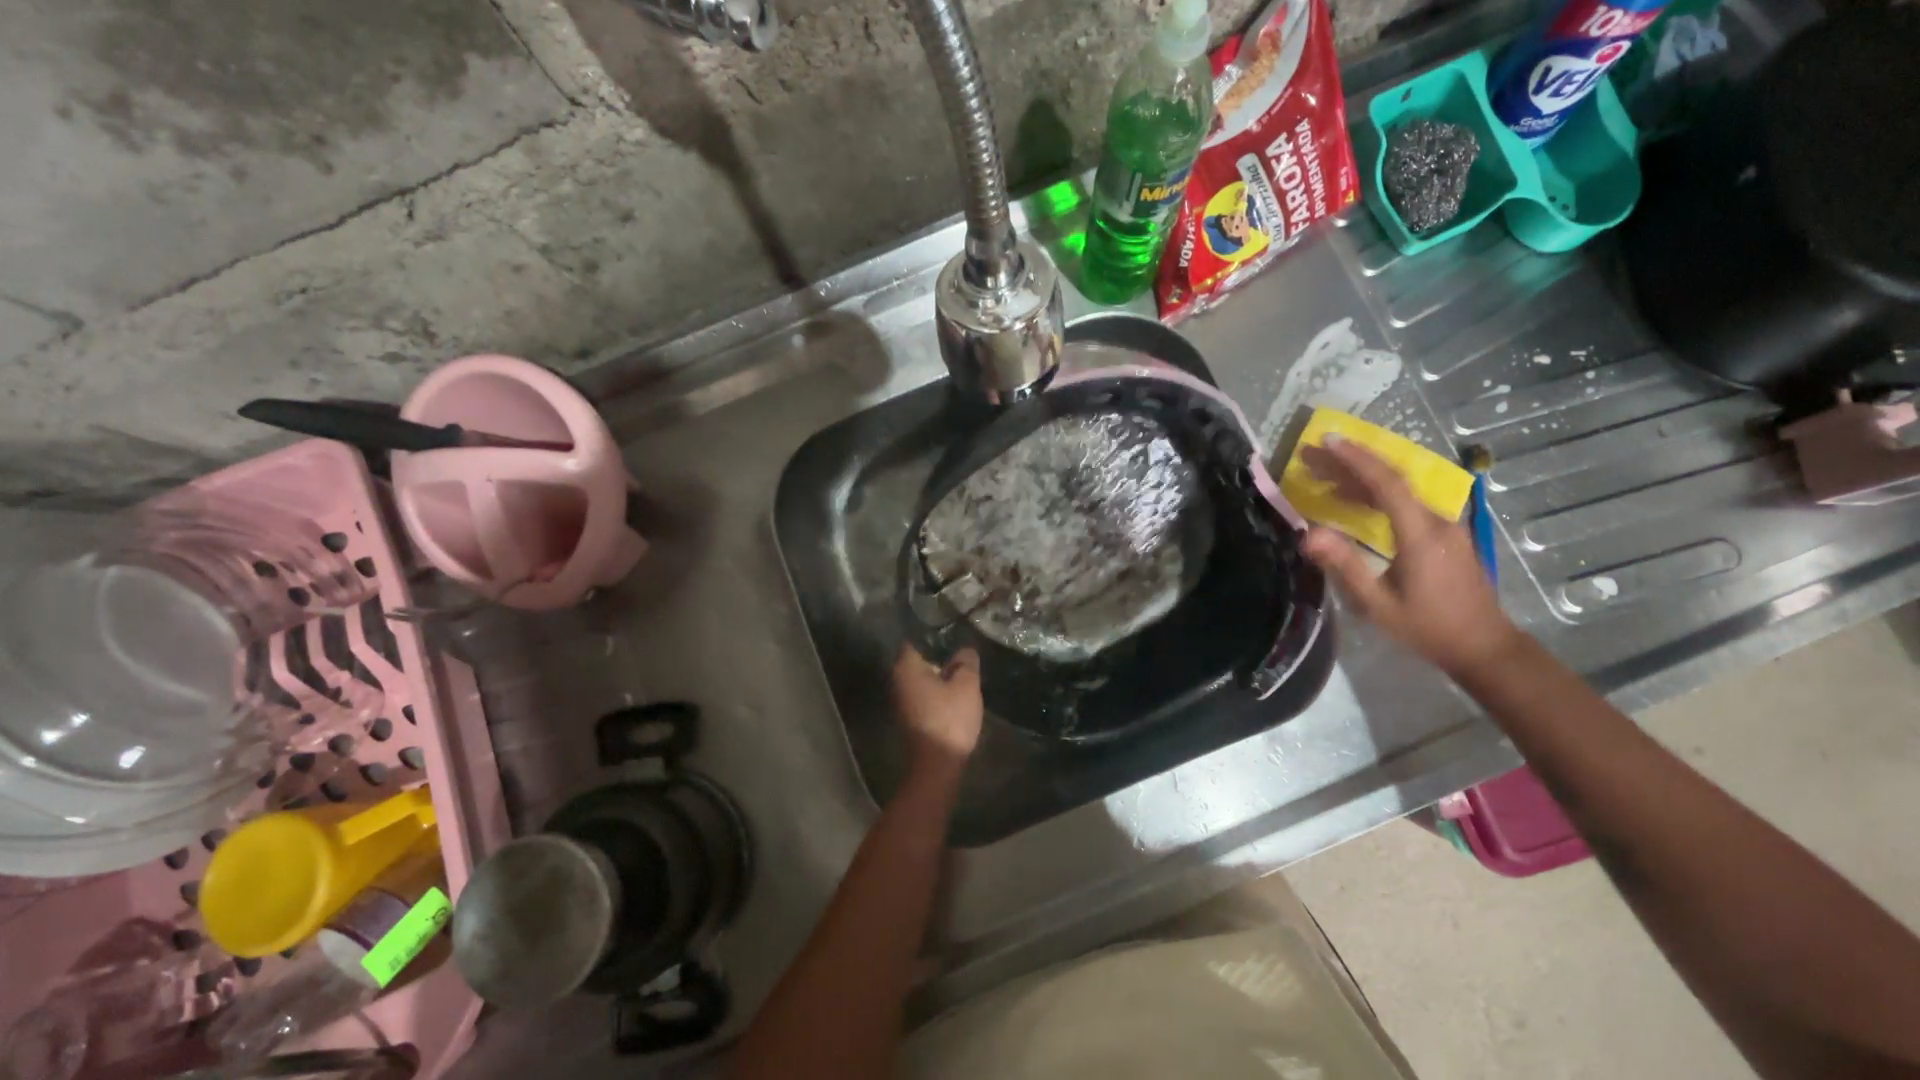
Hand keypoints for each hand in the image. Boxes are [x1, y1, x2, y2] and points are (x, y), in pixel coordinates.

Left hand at [891, 645, 982, 785]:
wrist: (936, 765)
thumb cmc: (949, 719)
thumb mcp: (966, 686)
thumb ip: (966, 663)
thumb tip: (965, 649)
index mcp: (906, 667)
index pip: (914, 640)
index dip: (933, 635)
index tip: (951, 632)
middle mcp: (896, 680)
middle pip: (917, 660)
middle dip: (937, 656)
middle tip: (960, 651)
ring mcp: (900, 700)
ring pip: (920, 679)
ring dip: (937, 675)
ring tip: (961, 671)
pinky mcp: (907, 717)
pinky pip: (922, 695)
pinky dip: (935, 692)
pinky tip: (952, 694)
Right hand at [1299, 438, 1519, 677]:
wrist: (1483, 645)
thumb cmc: (1429, 628)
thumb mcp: (1379, 604)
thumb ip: (1345, 565)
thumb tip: (1308, 535)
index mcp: (1420, 534)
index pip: (1387, 483)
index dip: (1355, 459)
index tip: (1327, 442)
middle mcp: (1436, 521)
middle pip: (1392, 479)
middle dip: (1351, 464)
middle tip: (1313, 457)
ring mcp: (1446, 526)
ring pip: (1401, 490)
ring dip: (1363, 479)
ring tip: (1326, 479)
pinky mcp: (1447, 534)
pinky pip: (1409, 503)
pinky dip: (1379, 495)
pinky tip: (1357, 502)